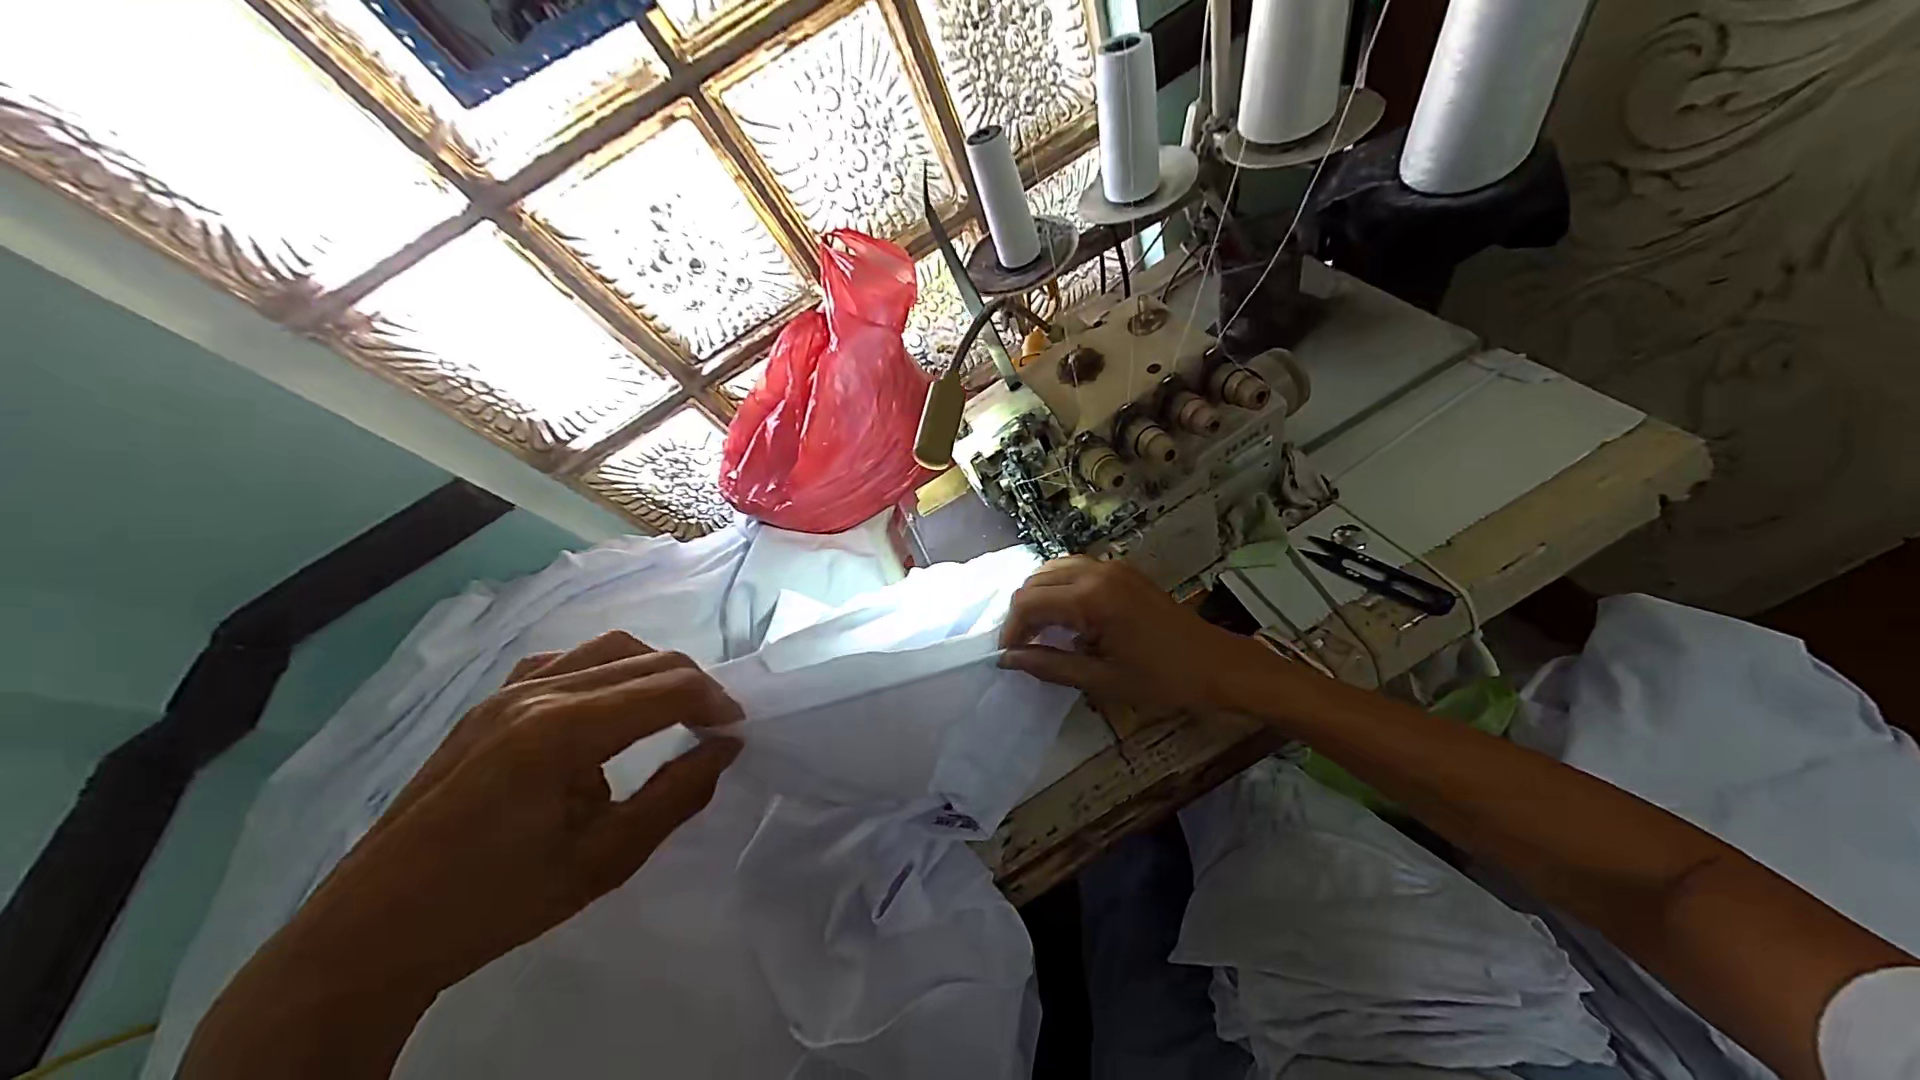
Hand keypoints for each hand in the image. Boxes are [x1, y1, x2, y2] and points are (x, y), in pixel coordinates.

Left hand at [318, 630, 741, 986]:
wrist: (373, 932)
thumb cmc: (499, 902)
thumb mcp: (607, 859)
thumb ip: (677, 795)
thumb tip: (726, 748)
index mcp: (565, 730)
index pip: (669, 687)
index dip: (716, 702)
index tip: (739, 731)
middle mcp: (538, 691)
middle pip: (646, 658)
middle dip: (694, 685)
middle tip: (715, 727)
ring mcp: (506, 691)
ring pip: (607, 648)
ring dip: (653, 670)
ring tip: (671, 712)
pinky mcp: (487, 703)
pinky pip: (565, 661)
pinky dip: (606, 670)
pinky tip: (607, 708)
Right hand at [997, 556, 1269, 711]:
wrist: (1217, 665)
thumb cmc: (1163, 679)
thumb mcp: (1102, 679)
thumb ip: (1049, 666)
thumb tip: (1007, 659)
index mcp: (1092, 598)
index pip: (1029, 603)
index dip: (1011, 630)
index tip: (1008, 656)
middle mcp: (1097, 571)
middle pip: (1036, 582)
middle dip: (1022, 614)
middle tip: (1024, 648)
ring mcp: (1111, 566)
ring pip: (1053, 570)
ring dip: (1039, 598)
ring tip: (1043, 634)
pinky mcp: (1122, 570)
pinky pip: (1075, 569)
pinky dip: (1059, 589)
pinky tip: (1066, 617)